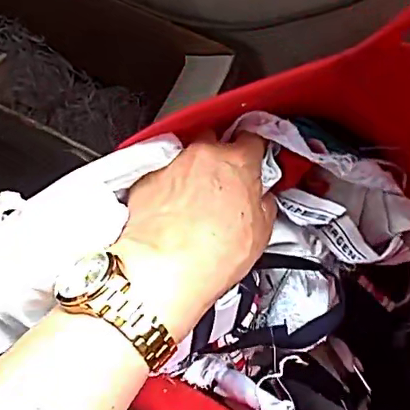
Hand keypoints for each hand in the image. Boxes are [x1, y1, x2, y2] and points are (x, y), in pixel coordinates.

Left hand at [111, 134, 275, 332]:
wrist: (162, 269)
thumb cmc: (210, 255)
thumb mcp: (262, 232)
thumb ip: (264, 204)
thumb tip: (262, 201)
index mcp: (238, 162)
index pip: (253, 139)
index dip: (256, 152)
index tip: (255, 162)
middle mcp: (203, 155)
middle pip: (217, 141)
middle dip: (221, 160)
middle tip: (227, 188)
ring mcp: (171, 164)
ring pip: (187, 158)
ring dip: (194, 175)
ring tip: (198, 206)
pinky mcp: (145, 180)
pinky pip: (163, 176)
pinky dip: (169, 189)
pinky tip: (175, 214)